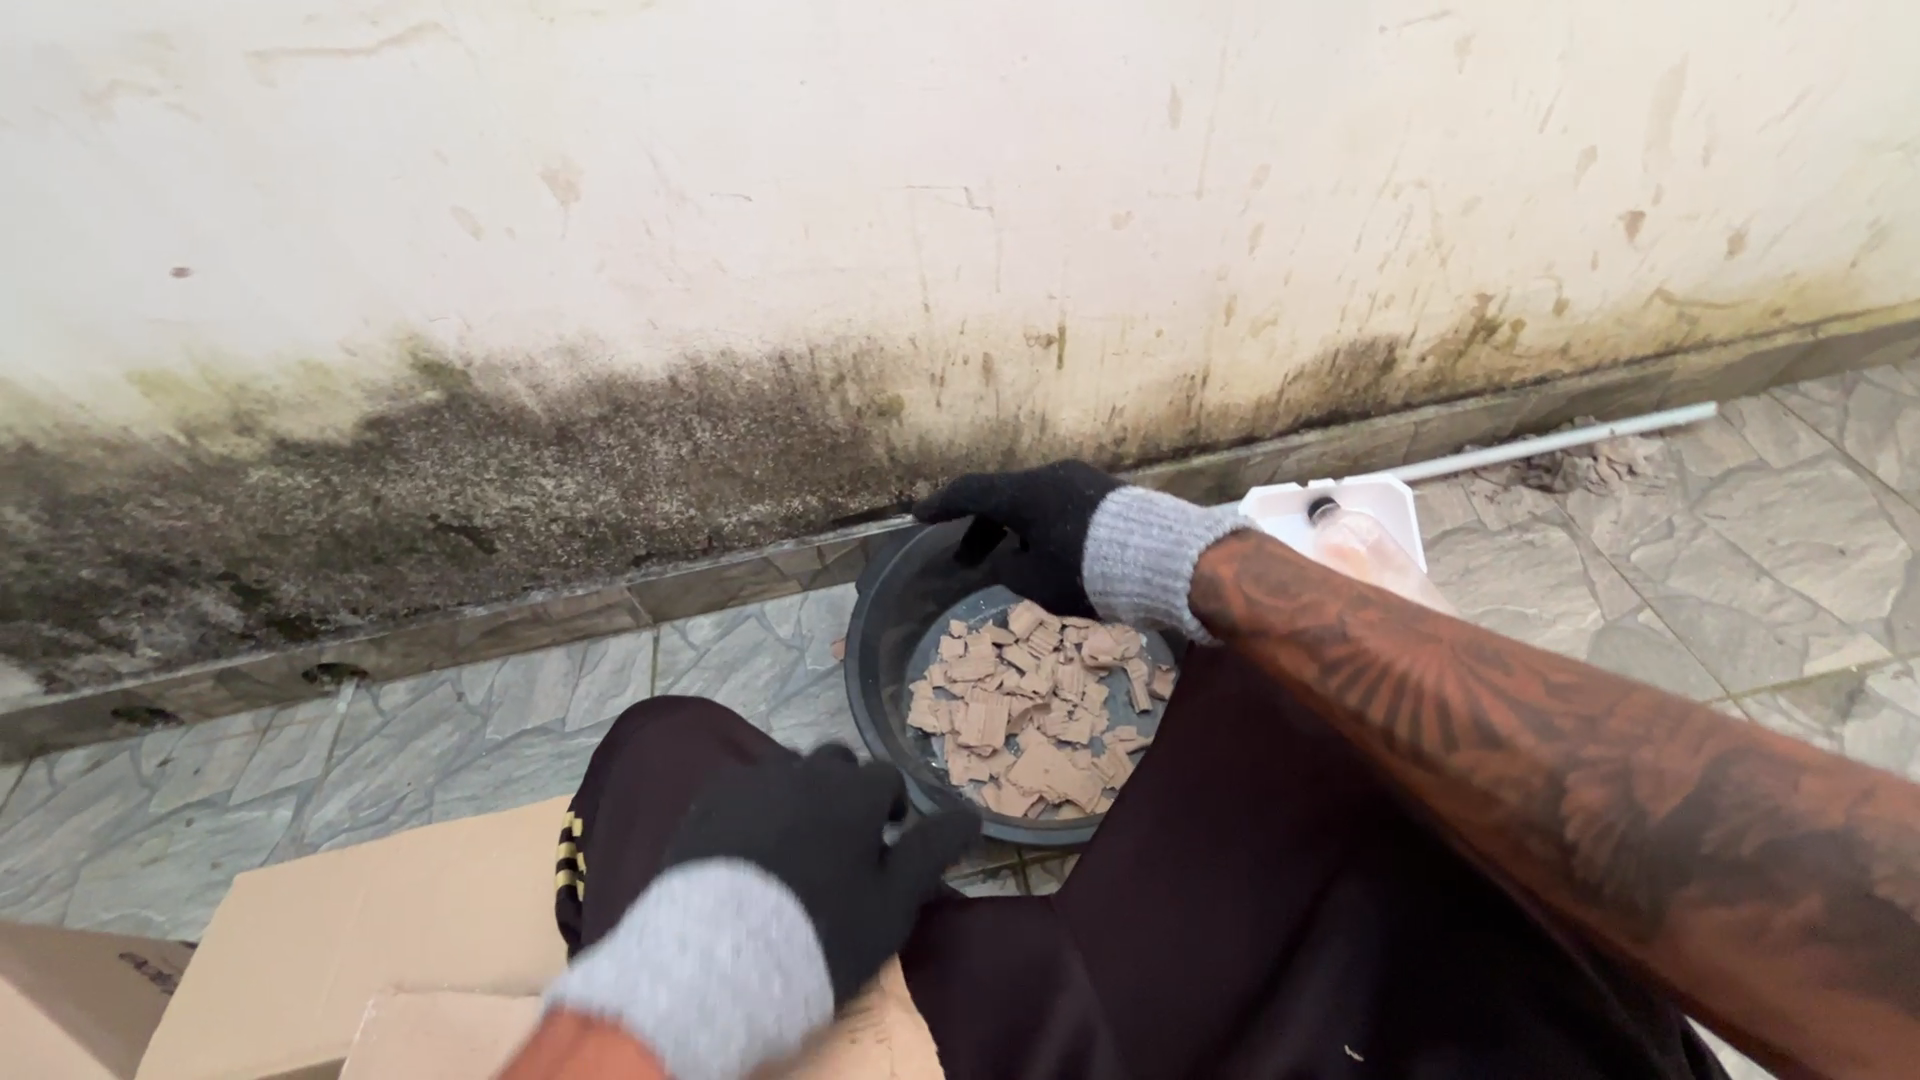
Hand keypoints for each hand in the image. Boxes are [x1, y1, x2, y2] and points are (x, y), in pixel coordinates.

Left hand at [663, 744, 980, 1003]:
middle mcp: (809, 770)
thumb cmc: (820, 931)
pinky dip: (756, 803)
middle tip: (838, 839)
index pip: (887, 777)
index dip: (891, 807)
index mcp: (857, 791)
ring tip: (792, 839)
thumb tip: (973, 813)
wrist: (719, 958)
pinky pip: (746, 785)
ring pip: (790, 768)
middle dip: (845, 790)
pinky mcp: (710, 798)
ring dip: (800, 791)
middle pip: (837, 763)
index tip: (885, 840)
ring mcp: (756, 779)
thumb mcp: (892, 902)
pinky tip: (747, 841)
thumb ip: (933, 849)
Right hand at [913, 460, 1122, 616]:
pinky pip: (1060, 505)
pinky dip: (1041, 526)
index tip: (919, 515)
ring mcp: (1080, 480)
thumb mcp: (1037, 583)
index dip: (941, 504)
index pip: (970, 492)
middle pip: (1002, 498)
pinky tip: (1048, 553)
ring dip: (1014, 530)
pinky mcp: (1105, 492)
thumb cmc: (1089, 573)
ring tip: (1012, 563)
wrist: (1164, 560)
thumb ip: (1009, 569)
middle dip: (981, 530)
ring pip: (1033, 502)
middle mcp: (1048, 477)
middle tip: (965, 561)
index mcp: (1023, 494)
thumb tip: (1007, 559)